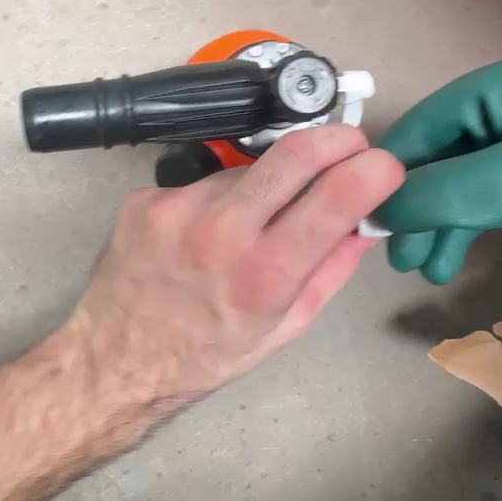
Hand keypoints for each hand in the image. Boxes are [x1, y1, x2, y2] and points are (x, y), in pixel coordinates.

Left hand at [67, 124, 404, 406]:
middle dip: (338, 138)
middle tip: (349, 146)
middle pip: (297, 150)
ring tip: (253, 222)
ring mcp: (179, 207)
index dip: (377, 169)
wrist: (116, 361)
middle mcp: (221, 231)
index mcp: (266, 273)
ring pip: (249, 168)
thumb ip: (333, 268)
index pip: (339, 194)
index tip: (385, 166)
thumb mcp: (287, 326)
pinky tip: (206, 232)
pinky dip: (220, 199)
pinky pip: (205, 183)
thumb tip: (368, 220)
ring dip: (268, 182)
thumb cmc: (209, 354)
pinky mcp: (148, 197)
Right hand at [372, 61, 501, 282]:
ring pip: (452, 188)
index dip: (383, 178)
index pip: (412, 134)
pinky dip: (461, 230)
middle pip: (429, 163)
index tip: (361, 223)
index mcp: (482, 95)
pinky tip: (447, 264)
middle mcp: (489, 115)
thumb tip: (373, 216)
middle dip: (410, 210)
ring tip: (421, 270)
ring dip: (433, 227)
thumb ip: (440, 193)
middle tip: (395, 258)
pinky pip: (479, 202)